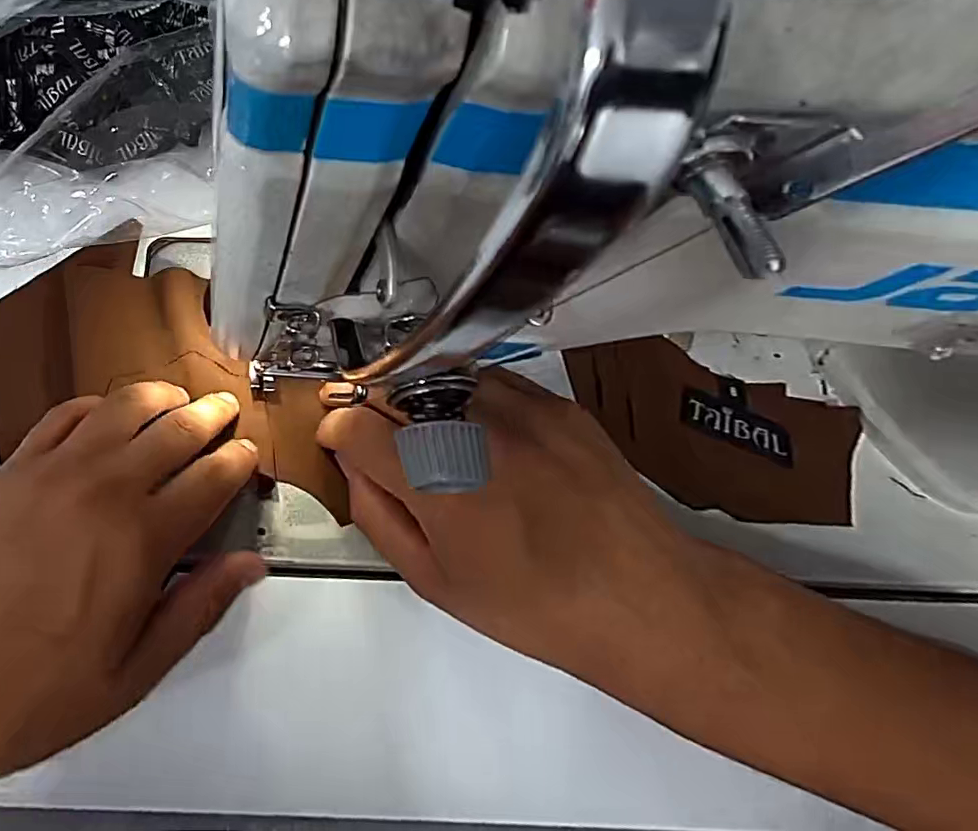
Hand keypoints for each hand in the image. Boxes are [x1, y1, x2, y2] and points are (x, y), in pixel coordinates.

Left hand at [0, 382, 264, 801]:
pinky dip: (98, 403)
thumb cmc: (31, 690)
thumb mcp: (132, 673)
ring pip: (125, 406)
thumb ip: (196, 610)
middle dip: (211, 413)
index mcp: (141, 541)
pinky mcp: (16, 466)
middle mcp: (105, 490)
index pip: (210, 479)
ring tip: (178, 398)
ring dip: (160, 395)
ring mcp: (57, 470)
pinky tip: (109, 411)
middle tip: (225, 409)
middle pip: (176, 429)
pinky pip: (66, 413)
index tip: (248, 453)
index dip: (238, 460)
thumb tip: (246, 567)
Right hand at [318, 370, 704, 674]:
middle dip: (368, 409)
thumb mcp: (434, 579)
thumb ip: (376, 515)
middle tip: (375, 436)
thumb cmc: (542, 602)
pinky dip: (467, 399)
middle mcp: (475, 435)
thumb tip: (353, 470)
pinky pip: (485, 380)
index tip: (339, 438)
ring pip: (433, 375)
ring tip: (433, 439)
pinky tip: (482, 438)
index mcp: (437, 484)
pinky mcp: (552, 403)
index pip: (353, 422)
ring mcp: (518, 412)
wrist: (642, 596)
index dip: (335, 429)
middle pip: (388, 388)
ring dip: (416, 400)